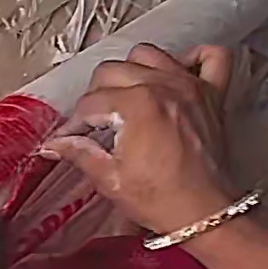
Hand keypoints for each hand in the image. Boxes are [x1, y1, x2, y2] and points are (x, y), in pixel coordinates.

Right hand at [41, 43, 239, 234]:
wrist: (204, 214)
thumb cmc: (160, 200)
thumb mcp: (110, 179)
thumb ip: (79, 153)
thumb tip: (54, 143)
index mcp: (137, 105)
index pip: (90, 103)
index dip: (74, 123)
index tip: (69, 138)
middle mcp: (163, 85)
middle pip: (112, 71)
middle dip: (95, 96)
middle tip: (94, 123)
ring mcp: (190, 86)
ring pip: (149, 54)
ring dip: (131, 71)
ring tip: (125, 98)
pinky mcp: (213, 95)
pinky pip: (210, 56)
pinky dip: (193, 58)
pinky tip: (176, 74)